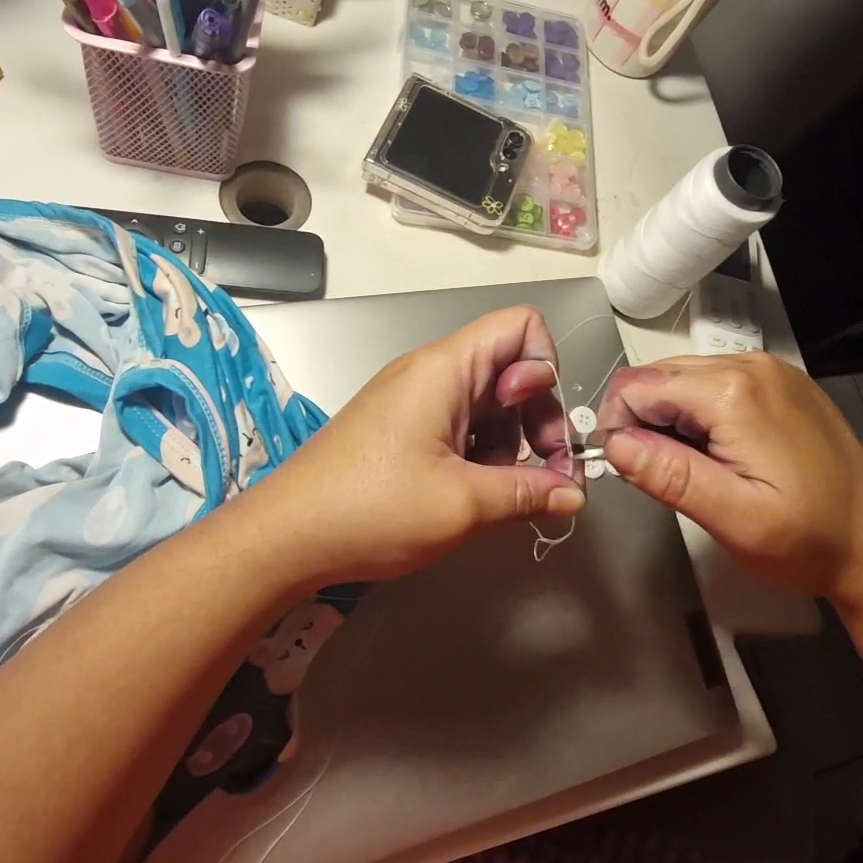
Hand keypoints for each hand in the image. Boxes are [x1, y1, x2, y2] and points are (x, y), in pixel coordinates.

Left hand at [246, 307, 585, 584]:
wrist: (287, 537)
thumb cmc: (373, 510)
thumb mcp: (462, 505)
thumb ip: (528, 493)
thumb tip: (576, 493)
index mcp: (446, 368)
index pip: (522, 326)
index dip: (547, 370)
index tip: (538, 429)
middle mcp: (431, 372)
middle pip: (511, 369)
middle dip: (537, 420)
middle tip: (544, 476)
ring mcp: (414, 400)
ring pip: (488, 404)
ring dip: (507, 447)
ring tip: (495, 494)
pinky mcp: (401, 427)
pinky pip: (460, 426)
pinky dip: (477, 456)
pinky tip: (468, 496)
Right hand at [597, 353, 862, 598]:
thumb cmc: (809, 538)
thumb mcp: (734, 518)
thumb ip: (670, 476)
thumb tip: (613, 445)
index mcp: (734, 392)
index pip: (638, 386)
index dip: (618, 426)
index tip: (630, 471)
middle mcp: (749, 365)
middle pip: (658, 376)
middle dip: (641, 421)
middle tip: (661, 477)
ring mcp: (769, 370)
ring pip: (683, 378)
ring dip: (668, 418)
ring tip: (693, 470)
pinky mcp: (779, 383)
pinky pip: (713, 383)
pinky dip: (698, 414)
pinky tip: (718, 454)